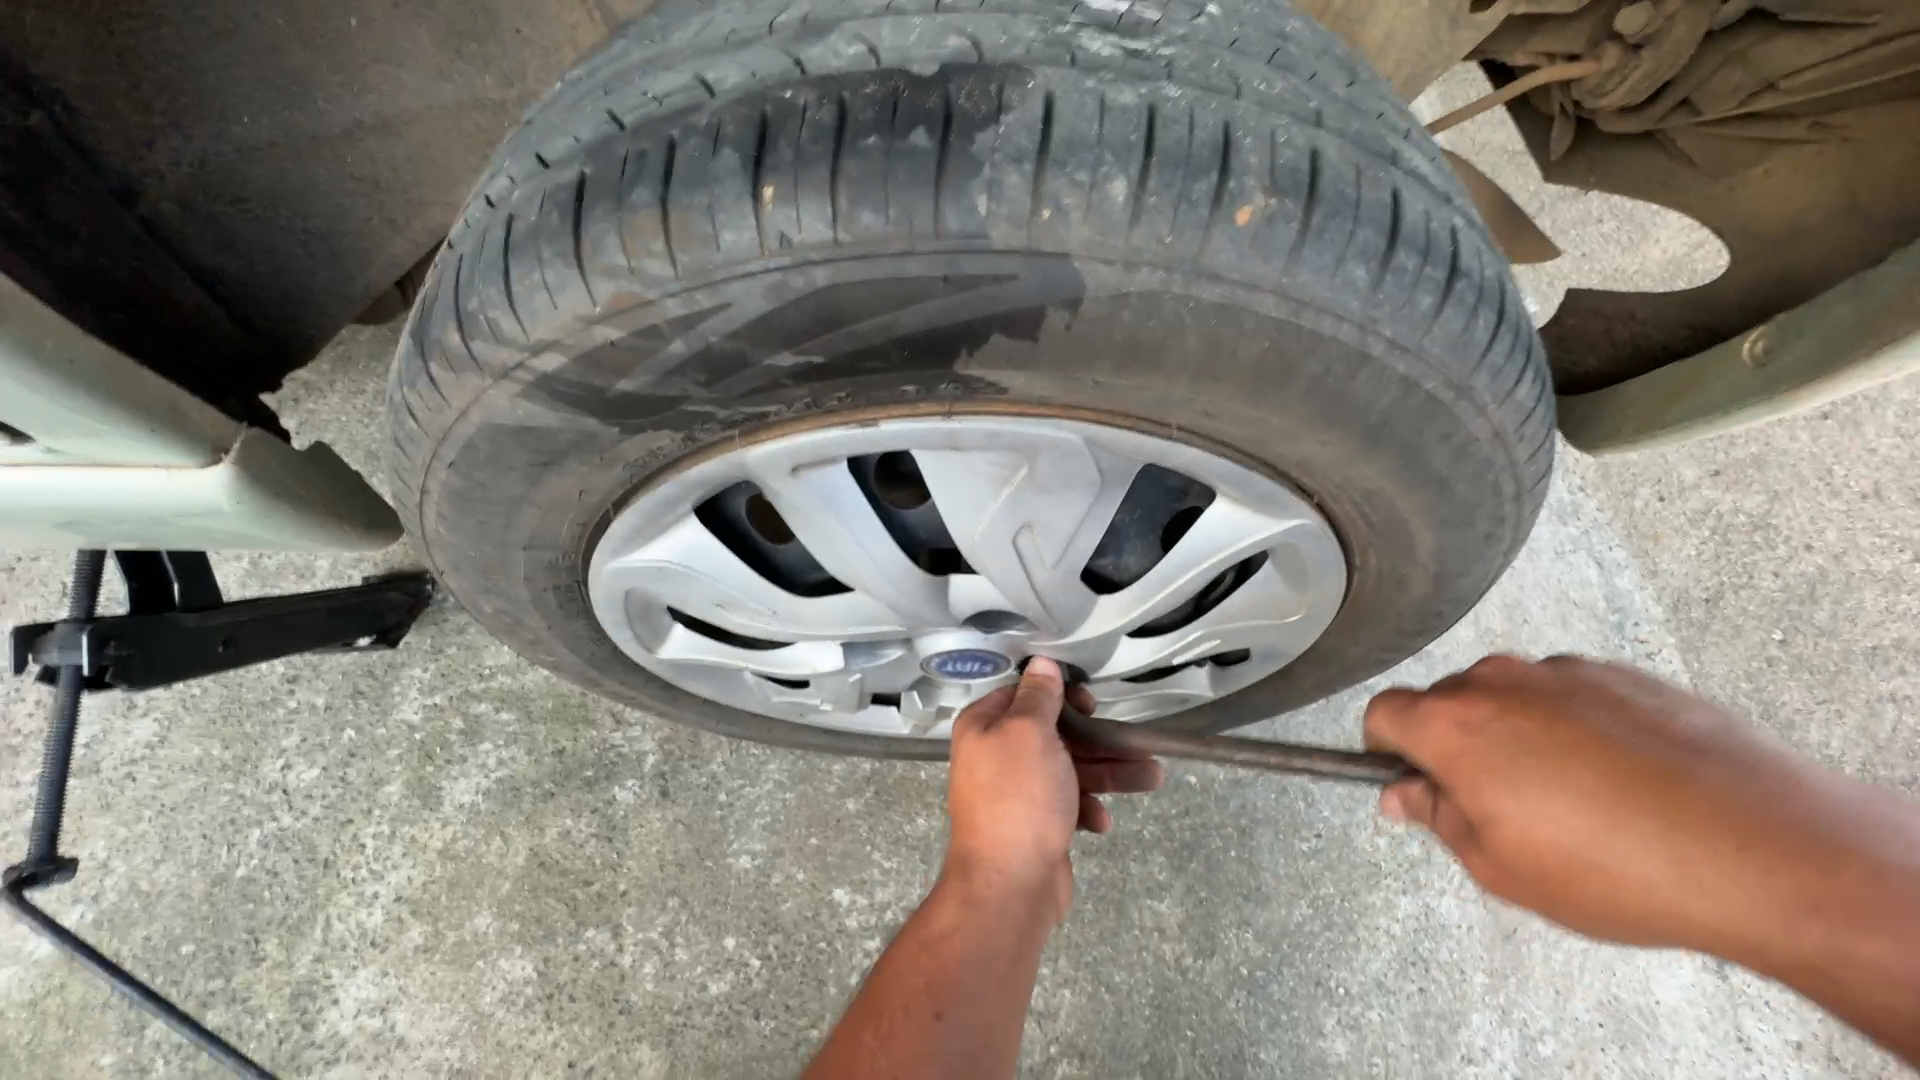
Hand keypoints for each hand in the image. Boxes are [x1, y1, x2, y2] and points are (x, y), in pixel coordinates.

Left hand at [943, 657, 1164, 922]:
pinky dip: (1087, 808)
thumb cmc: (1019, 796)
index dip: (1058, 693)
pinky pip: (1067, 804)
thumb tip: (1041, 662)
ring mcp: (1016, 792)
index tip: (1089, 700)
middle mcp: (996, 755)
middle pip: (1054, 733)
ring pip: (1069, 769)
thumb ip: (1039, 696)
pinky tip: (1101, 821)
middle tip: (1129, 738)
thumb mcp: (1030, 732)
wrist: (1009, 884)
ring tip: (1152, 776)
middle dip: (1097, 738)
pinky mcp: (1035, 824)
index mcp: (984, 726)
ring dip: (1108, 773)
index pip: (1022, 694)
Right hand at [1363, 655, 1860, 952]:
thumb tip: (1401, 793)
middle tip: (1500, 802)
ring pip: (1509, 695)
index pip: (1382, 713)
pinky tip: (1621, 775)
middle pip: (1445, 701)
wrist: (1762, 848)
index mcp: (1451, 725)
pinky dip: (1574, 723)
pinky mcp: (1623, 673)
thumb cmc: (1613, 867)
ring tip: (1573, 793)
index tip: (1417, 782)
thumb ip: (1435, 817)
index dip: (1388, 749)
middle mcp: (1495, 682)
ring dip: (1515, 731)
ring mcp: (1562, 672)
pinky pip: (1569, 693)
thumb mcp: (1498, 866)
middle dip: (1456, 742)